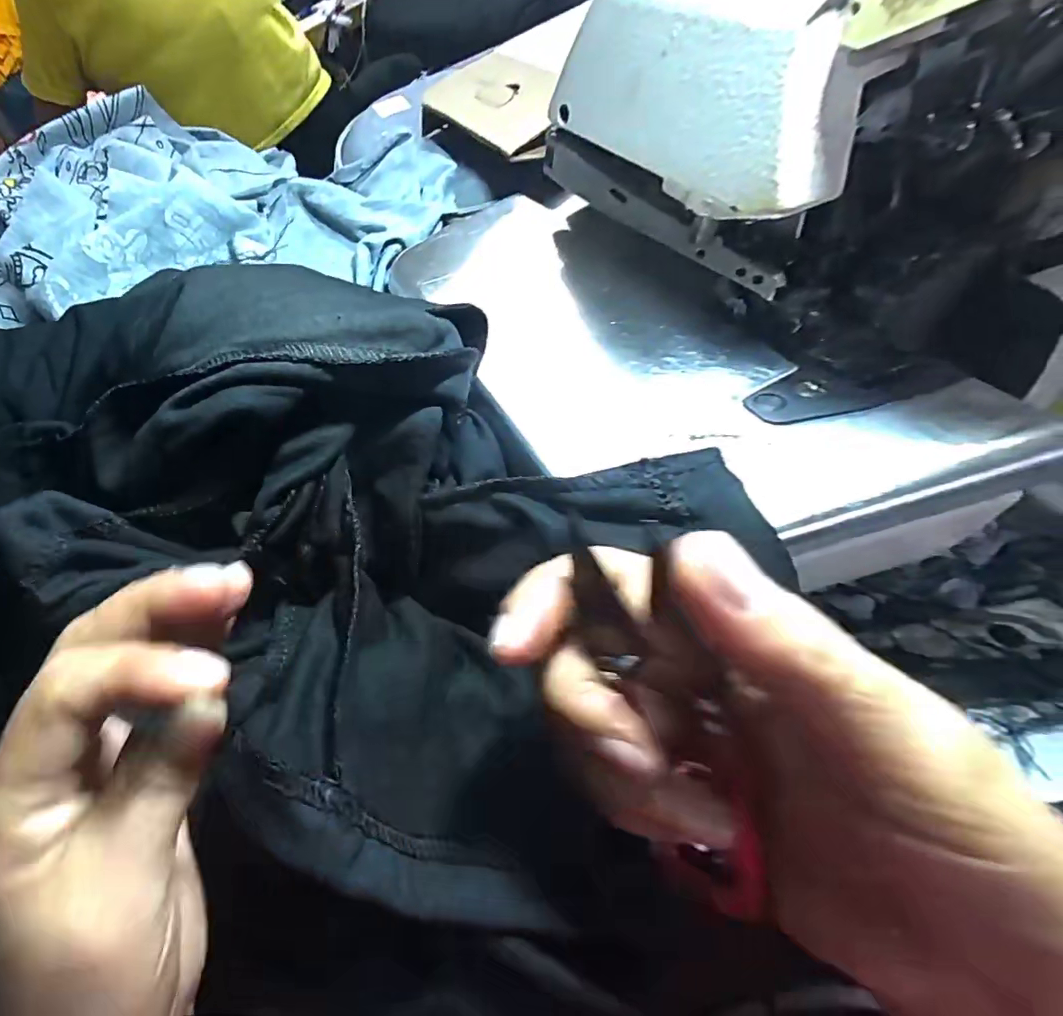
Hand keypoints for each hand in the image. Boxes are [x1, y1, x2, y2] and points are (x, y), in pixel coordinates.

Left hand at [0, 563, 251, 1015]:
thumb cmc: (92, 982)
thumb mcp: (124, 884)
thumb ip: (159, 780)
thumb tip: (207, 694)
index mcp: (10, 784)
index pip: (63, 693)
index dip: (136, 671)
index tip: (212, 675)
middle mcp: (35, 750)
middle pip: (82, 653)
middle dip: (151, 610)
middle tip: (221, 579)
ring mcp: (76, 753)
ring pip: (113, 662)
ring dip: (170, 620)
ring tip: (228, 585)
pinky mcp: (117, 765)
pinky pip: (146, 701)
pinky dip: (182, 663)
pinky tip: (218, 632)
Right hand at [490, 532, 1062, 1015]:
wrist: (1008, 971)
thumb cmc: (970, 835)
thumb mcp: (887, 733)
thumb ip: (786, 645)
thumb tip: (688, 549)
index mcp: (736, 641)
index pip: (614, 587)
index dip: (549, 601)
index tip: (512, 647)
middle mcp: (689, 676)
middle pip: (577, 660)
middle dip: (589, 712)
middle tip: (643, 764)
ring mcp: (674, 736)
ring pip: (580, 724)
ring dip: (619, 775)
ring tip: (707, 823)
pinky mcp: (665, 793)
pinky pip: (600, 782)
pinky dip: (631, 811)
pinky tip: (701, 841)